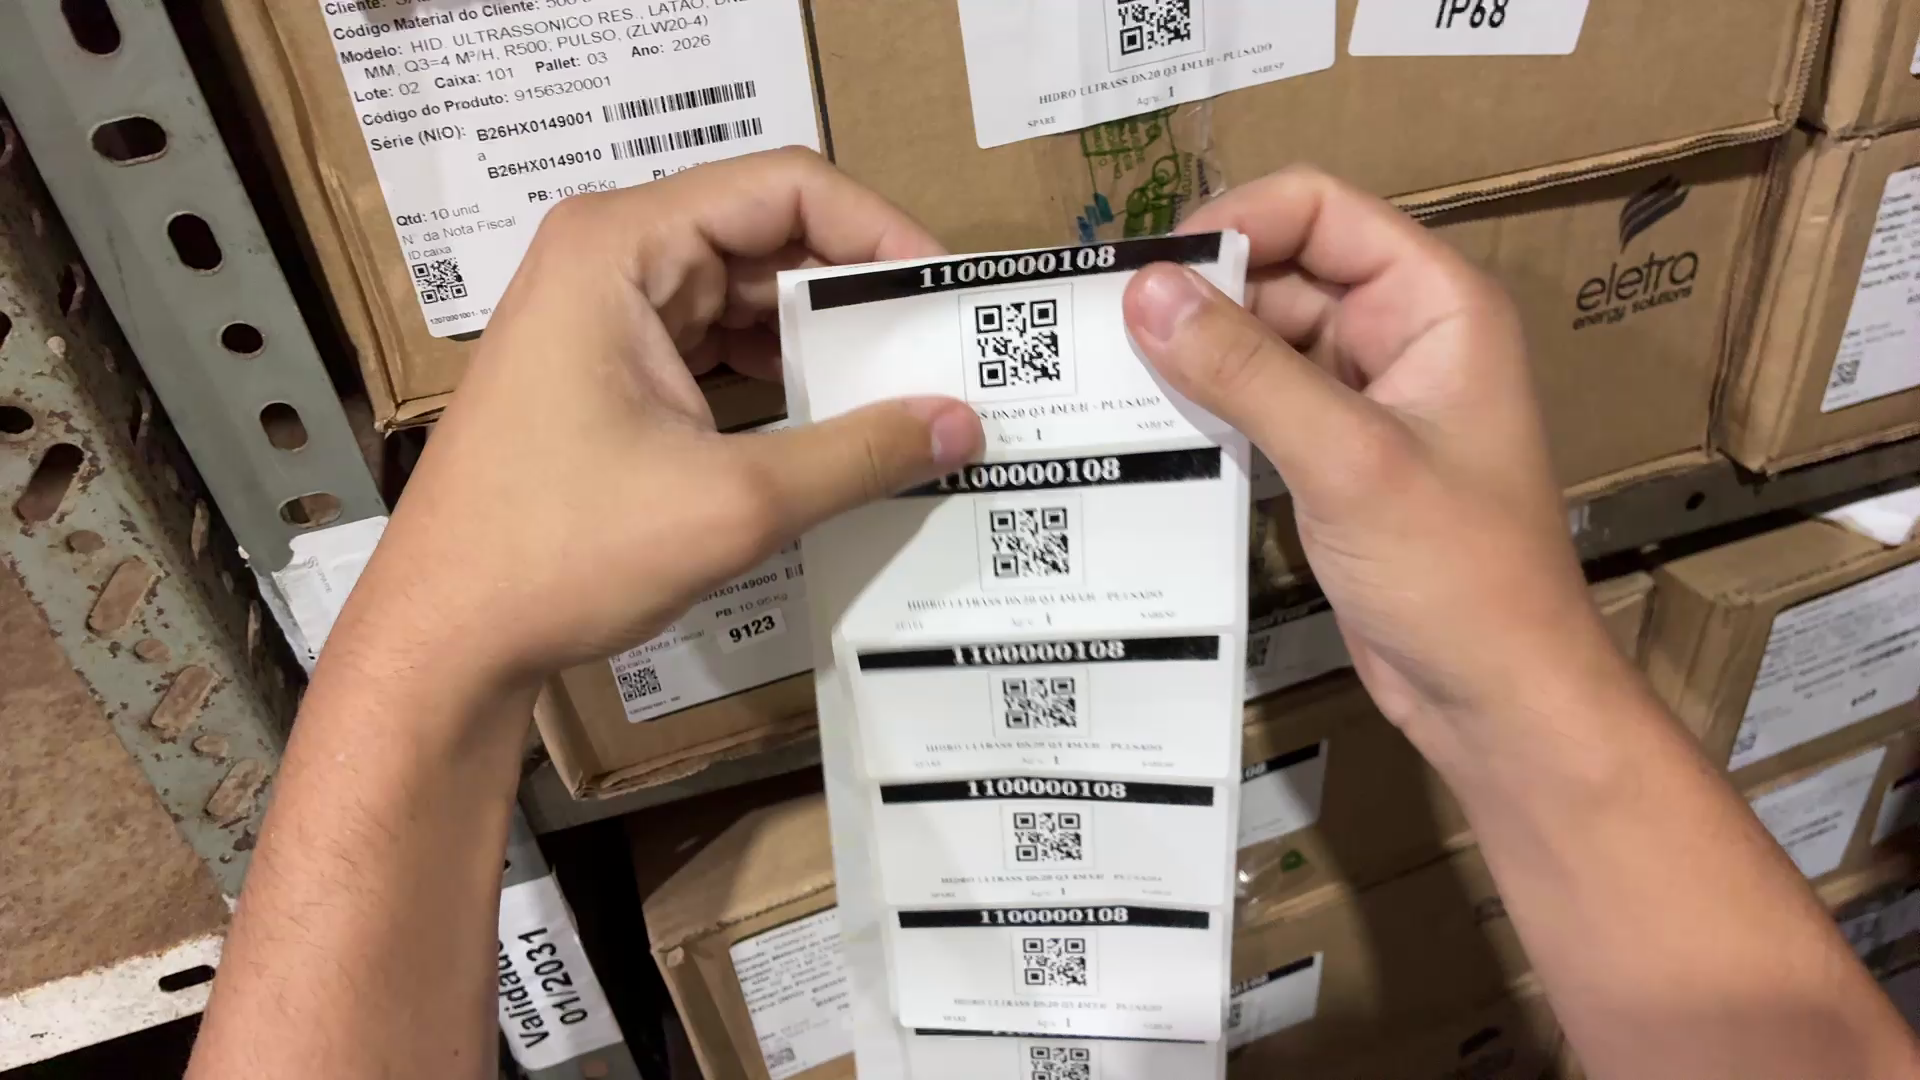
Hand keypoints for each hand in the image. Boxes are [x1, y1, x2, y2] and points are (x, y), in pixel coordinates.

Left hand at [329, 148, 984, 687]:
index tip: (945, 294)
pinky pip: (725, 351)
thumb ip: (861, 454)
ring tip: (906, 386)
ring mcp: (615, 320)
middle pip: (772, 241)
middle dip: (862, 293)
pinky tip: (838, 418)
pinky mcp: (621, 374)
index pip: (787, 189)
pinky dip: (787, 378)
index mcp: (626, 247)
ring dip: (829, 341)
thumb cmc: (568, 551)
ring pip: (752, 300)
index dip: (881, 232)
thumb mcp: (737, 500)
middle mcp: (617, 261)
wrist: (451, 637)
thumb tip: (965, 425)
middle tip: (942, 348)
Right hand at [1122, 167, 1619, 765]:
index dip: (1235, 223)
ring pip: (1259, 341)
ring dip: (1195, 355)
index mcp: (1431, 304)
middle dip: (1200, 296)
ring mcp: (1357, 397)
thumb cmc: (1448, 569)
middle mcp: (1394, 335)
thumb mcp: (1343, 457)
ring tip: (1114, 375)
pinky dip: (1207, 405)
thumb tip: (1144, 291)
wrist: (1486, 689)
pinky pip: (1254, 402)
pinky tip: (1153, 424)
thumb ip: (1244, 371)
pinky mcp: (1324, 452)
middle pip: (1281, 275)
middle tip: (1108, 331)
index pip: (1320, 212)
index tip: (1148, 272)